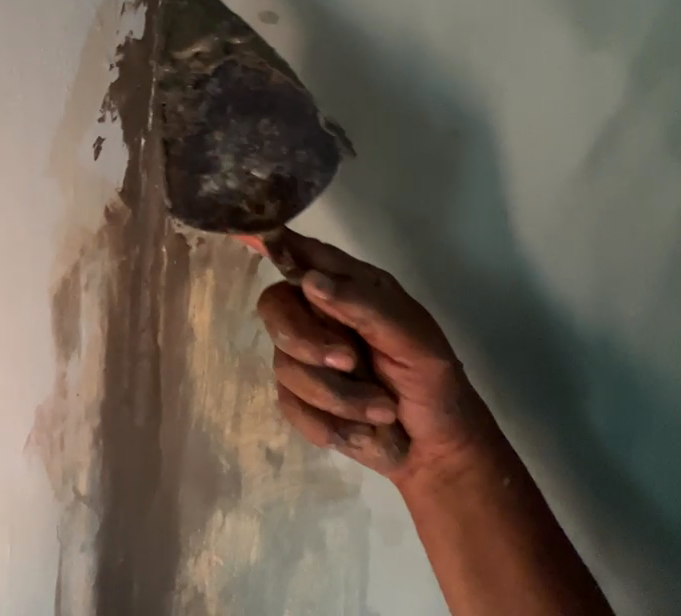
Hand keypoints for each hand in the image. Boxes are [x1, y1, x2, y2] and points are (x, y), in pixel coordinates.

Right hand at [254, 231, 494, 485]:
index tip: (243, 233)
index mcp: (345, 285)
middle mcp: (315, 313)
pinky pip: (290, 404)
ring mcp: (302, 356)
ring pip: (285, 364)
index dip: (268, 241)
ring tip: (382, 410)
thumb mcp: (412, 337)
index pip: (299, 253)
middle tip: (347, 361)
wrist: (437, 448)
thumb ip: (363, 304)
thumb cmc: (432, 378)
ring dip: (338, 395)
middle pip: (274, 307)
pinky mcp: (298, 397)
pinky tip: (362, 430)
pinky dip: (331, 423)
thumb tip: (309, 280)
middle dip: (307, 341)